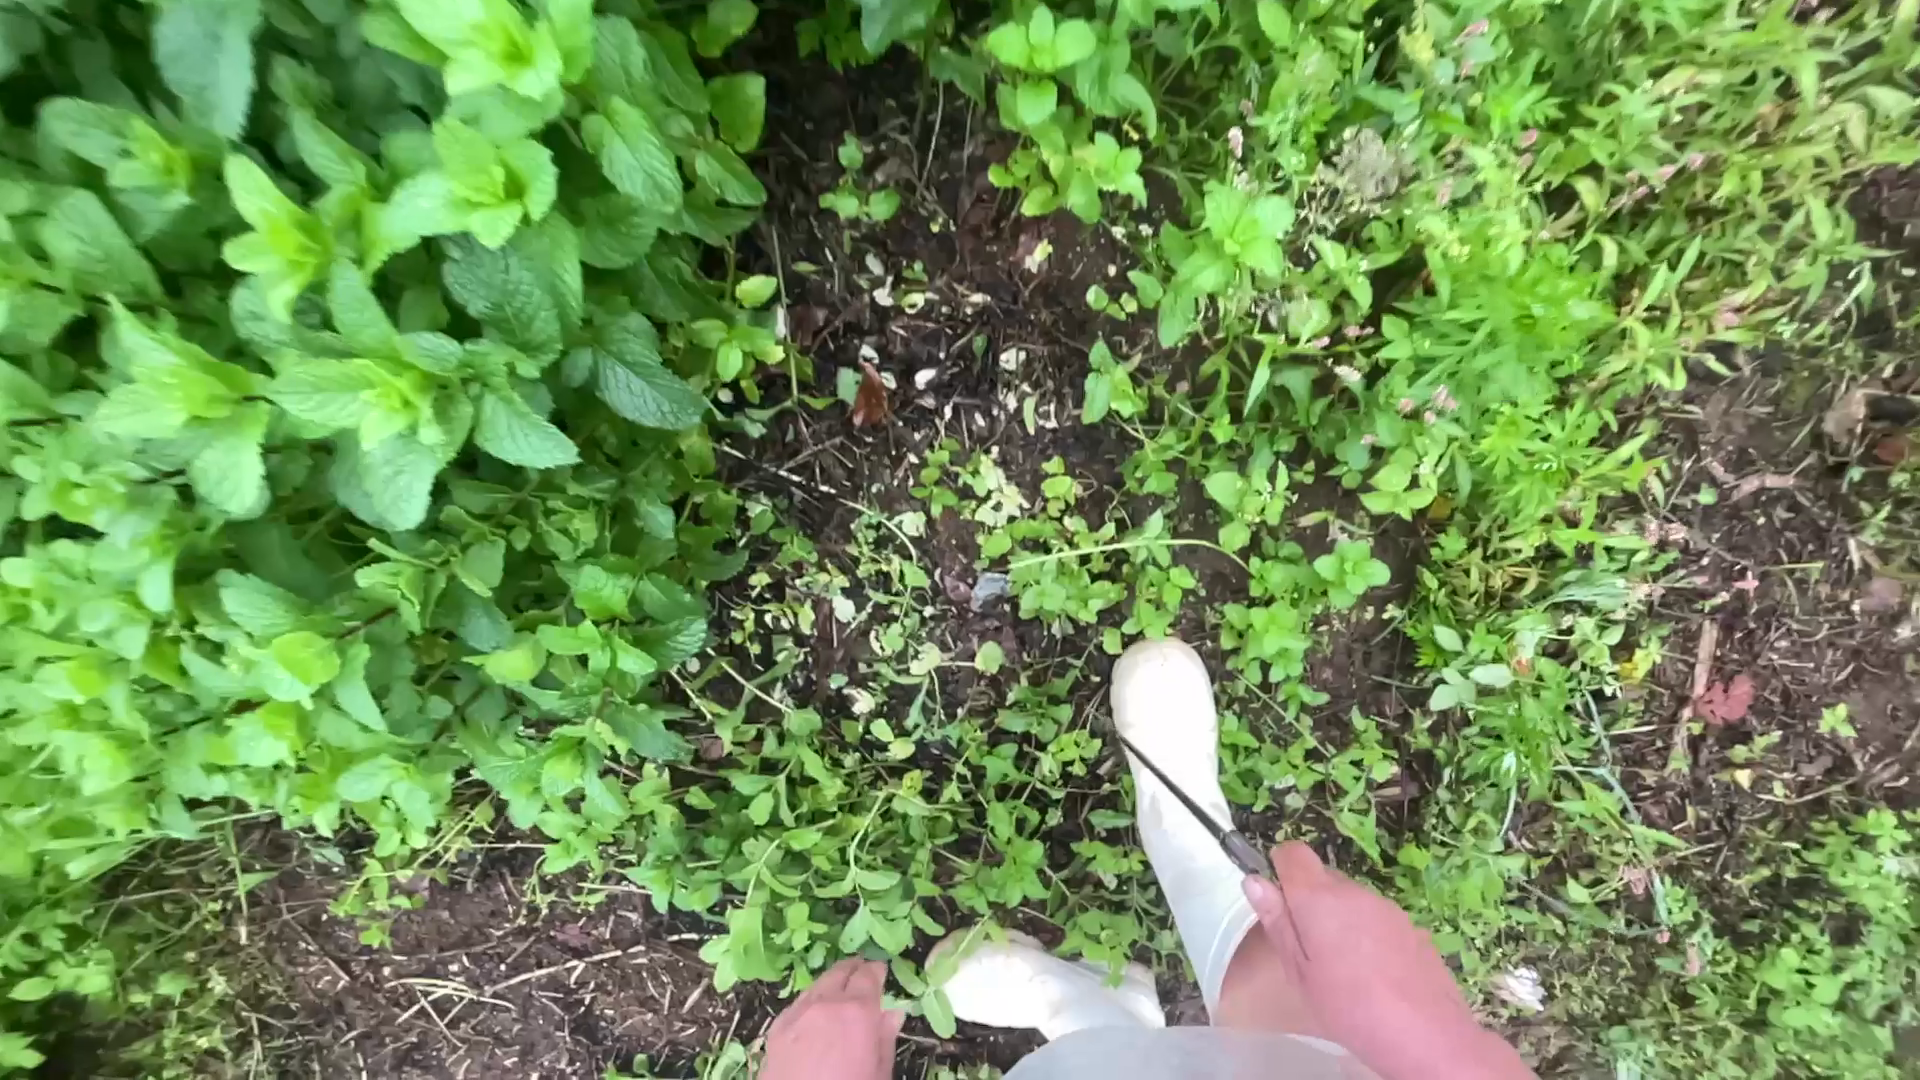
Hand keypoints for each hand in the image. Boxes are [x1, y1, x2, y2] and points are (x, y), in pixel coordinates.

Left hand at [756, 958, 903, 1079]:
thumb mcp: (878, 1074)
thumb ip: (885, 1040)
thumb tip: (892, 1014)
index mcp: (858, 1012)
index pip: (869, 975)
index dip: (876, 970)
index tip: (881, 971)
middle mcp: (827, 1002)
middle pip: (841, 972)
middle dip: (853, 969)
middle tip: (861, 973)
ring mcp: (799, 1012)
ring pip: (818, 985)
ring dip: (831, 983)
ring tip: (839, 993)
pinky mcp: (777, 1028)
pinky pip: (798, 1003)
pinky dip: (811, 1002)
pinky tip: (814, 1015)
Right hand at [1242, 842, 1534, 1079]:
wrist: (1433, 1041)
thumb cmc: (1351, 1009)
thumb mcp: (1299, 972)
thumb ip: (1277, 922)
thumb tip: (1253, 880)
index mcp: (1318, 897)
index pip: (1292, 852)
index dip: (1282, 869)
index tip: (1282, 904)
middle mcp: (1353, 891)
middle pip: (1322, 876)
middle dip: (1311, 901)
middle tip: (1311, 948)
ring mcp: (1387, 908)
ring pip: (1351, 898)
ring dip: (1341, 918)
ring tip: (1346, 967)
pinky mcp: (1412, 927)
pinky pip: (1377, 918)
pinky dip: (1370, 934)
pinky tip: (1378, 975)